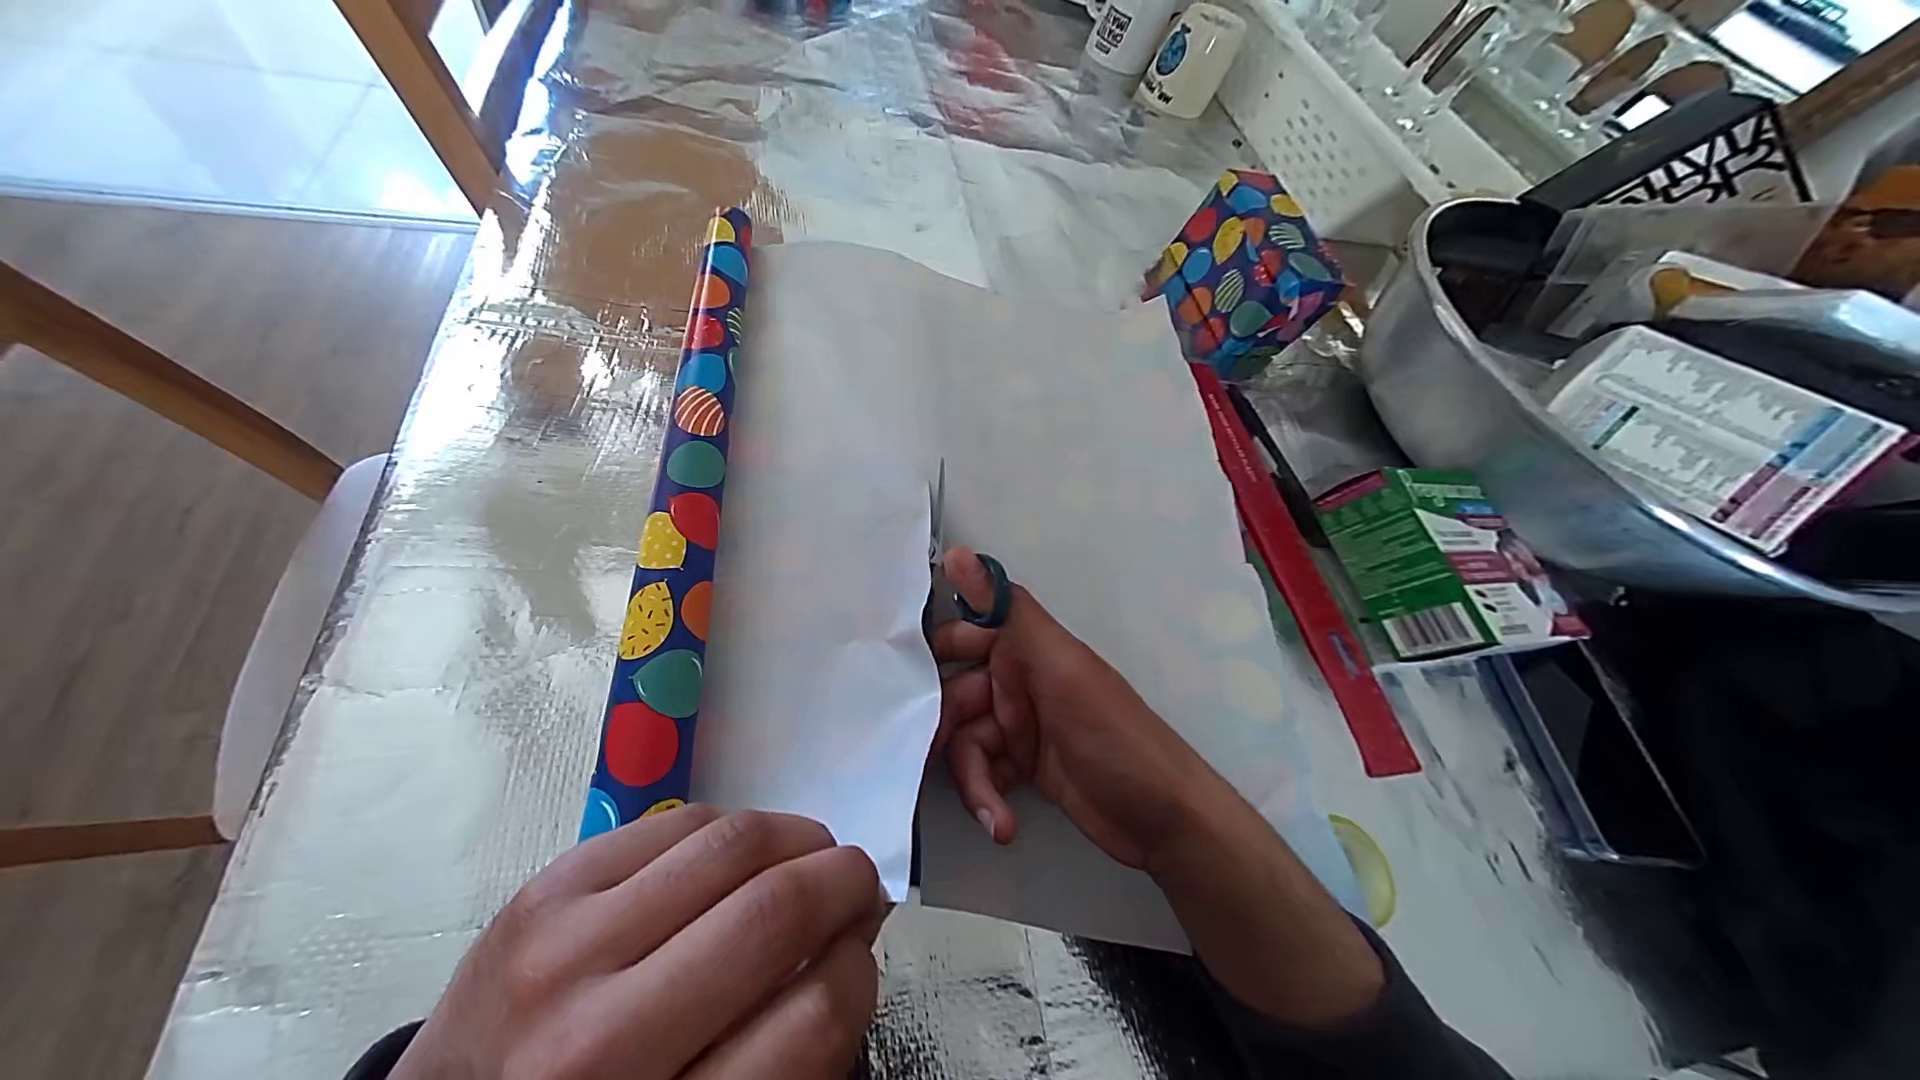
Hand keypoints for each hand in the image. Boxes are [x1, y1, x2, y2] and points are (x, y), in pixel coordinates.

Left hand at [391, 806, 882, 1079]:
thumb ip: (789, 1049)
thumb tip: (850, 936)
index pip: (812, 1020)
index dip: (858, 972)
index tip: (860, 952)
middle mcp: (599, 1043)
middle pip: (776, 913)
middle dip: (845, 882)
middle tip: (859, 883)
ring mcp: (562, 950)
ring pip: (734, 844)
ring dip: (799, 839)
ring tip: (810, 856)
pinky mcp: (543, 889)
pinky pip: (678, 821)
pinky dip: (733, 828)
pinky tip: (739, 854)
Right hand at [932, 549, 1383, 1028]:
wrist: (1165, 820)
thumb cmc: (1115, 736)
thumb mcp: (1062, 670)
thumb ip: (1008, 613)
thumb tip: (957, 551)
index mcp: (1027, 647)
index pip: (964, 633)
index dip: (929, 651)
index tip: (889, 674)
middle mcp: (1019, 680)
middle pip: (954, 693)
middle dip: (939, 726)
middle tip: (922, 755)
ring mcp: (1020, 726)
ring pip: (965, 739)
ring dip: (971, 777)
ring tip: (992, 810)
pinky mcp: (1023, 767)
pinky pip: (984, 774)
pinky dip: (987, 798)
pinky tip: (1001, 824)